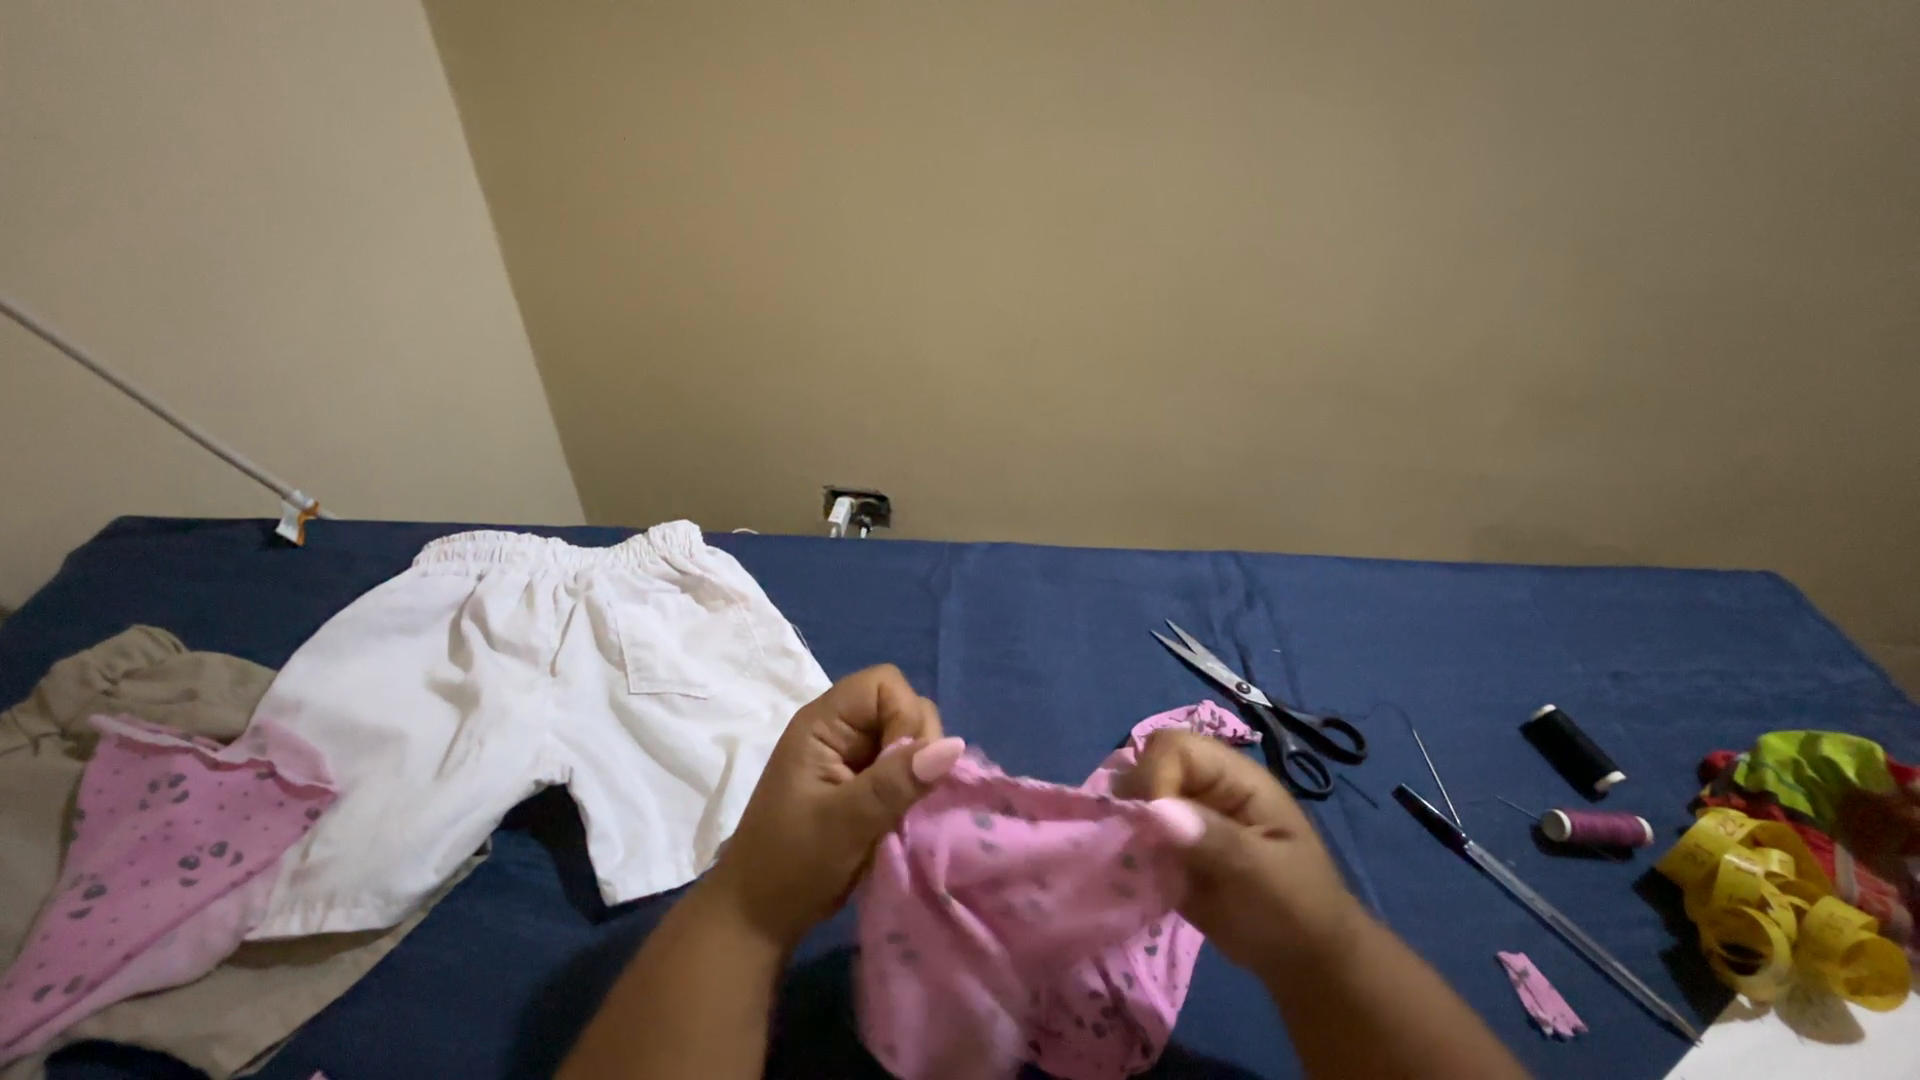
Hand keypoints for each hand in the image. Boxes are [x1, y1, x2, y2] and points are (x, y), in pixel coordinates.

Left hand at [701, 665, 964, 950]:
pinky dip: (912, 784)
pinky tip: (907, 812)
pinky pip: (900, 765)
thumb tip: (955, 745)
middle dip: (917, 741)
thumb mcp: (845, 824)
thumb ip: (896, 782)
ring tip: (907, 807)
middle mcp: (837, 730)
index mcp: (821, 725)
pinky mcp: (860, 782)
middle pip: (899, 704)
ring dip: (917, 767)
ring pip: (905, 735)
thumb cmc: (790, 865)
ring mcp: (848, 756)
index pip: (883, 684)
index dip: (904, 715)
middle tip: (911, 792)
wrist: (756, 917)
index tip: (905, 765)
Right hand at [1114, 729, 1363, 974]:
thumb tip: (1157, 810)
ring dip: (1126, 829)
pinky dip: (1126, 853)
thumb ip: (1215, 839)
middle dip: (1134, 803)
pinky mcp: (1168, 850)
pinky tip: (1136, 878)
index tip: (1153, 824)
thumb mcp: (1266, 874)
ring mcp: (1182, 819)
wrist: (1305, 962)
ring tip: (1137, 864)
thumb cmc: (1298, 909)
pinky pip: (1132, 836)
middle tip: (1140, 845)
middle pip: (1144, 766)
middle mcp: (1202, 789)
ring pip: (1132, 800)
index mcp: (1234, 778)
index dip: (1154, 776)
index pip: (1174, 747)